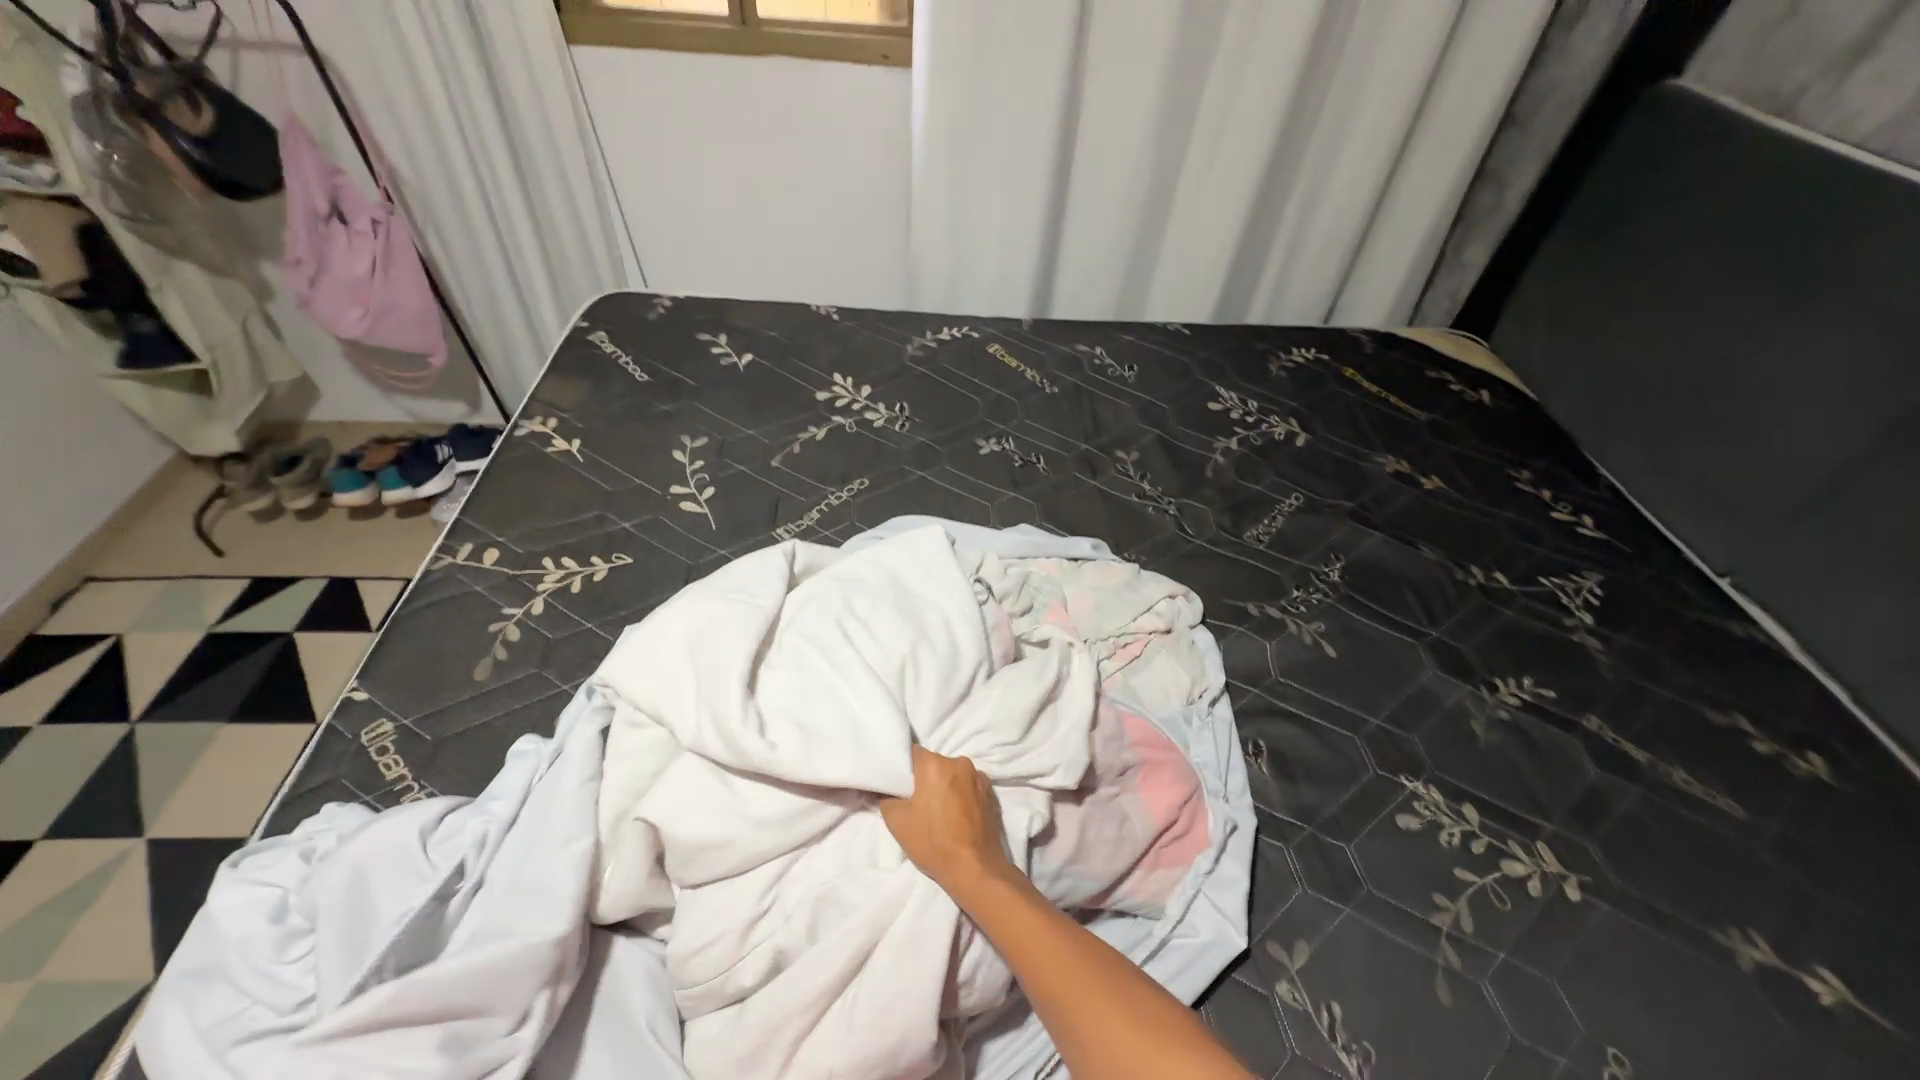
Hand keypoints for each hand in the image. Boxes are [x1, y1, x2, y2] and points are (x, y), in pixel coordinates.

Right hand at [880, 746, 1013, 897]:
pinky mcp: (991, 793)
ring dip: (945, 786)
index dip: (903, 768)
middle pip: (934, 764)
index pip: (912, 753)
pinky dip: (961, 795)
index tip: (898, 783)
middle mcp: (959, 763)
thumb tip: (882, 788)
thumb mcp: (897, 821)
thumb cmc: (933, 841)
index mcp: (935, 764)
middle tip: (916, 800)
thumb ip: (885, 797)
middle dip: (925, 778)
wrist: (975, 867)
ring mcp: (979, 777)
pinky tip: (957, 815)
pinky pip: (969, 786)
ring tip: (939, 810)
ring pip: (953, 775)